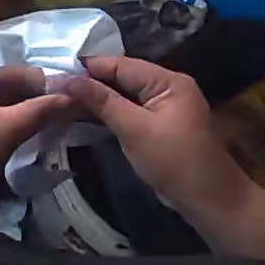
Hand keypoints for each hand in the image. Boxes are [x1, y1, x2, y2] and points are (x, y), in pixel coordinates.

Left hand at [0, 0, 73, 198]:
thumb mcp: (6, 131)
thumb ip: (41, 112)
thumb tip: (74, 94)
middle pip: (10, 74)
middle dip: (40, 83)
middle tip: (72, 96)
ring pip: (11, 96)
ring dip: (35, 103)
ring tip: (65, 114)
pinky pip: (6, 113)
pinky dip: (25, 117)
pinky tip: (46, 128)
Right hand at [65, 57, 257, 222]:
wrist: (209, 199)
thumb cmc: (173, 161)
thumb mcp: (134, 129)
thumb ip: (102, 101)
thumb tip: (70, 79)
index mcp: (168, 80)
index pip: (121, 64)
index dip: (89, 67)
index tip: (56, 71)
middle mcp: (168, 86)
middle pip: (123, 76)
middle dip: (91, 81)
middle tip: (55, 86)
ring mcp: (165, 105)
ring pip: (125, 93)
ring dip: (99, 97)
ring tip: (64, 98)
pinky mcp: (160, 123)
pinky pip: (131, 109)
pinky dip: (111, 111)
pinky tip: (87, 114)